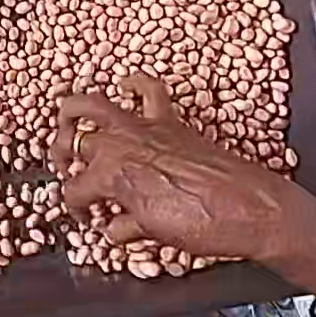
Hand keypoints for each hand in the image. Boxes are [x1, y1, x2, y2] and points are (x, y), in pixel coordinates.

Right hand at [50, 73, 315, 264]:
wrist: (251, 209)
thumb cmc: (202, 225)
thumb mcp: (154, 233)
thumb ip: (125, 226)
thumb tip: (112, 228)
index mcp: (110, 177)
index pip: (74, 191)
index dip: (75, 208)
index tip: (86, 218)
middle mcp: (118, 146)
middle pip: (74, 146)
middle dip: (64, 160)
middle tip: (68, 172)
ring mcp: (142, 128)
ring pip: (92, 105)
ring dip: (74, 110)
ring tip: (67, 120)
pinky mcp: (168, 121)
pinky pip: (148, 90)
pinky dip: (135, 83)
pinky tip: (126, 85)